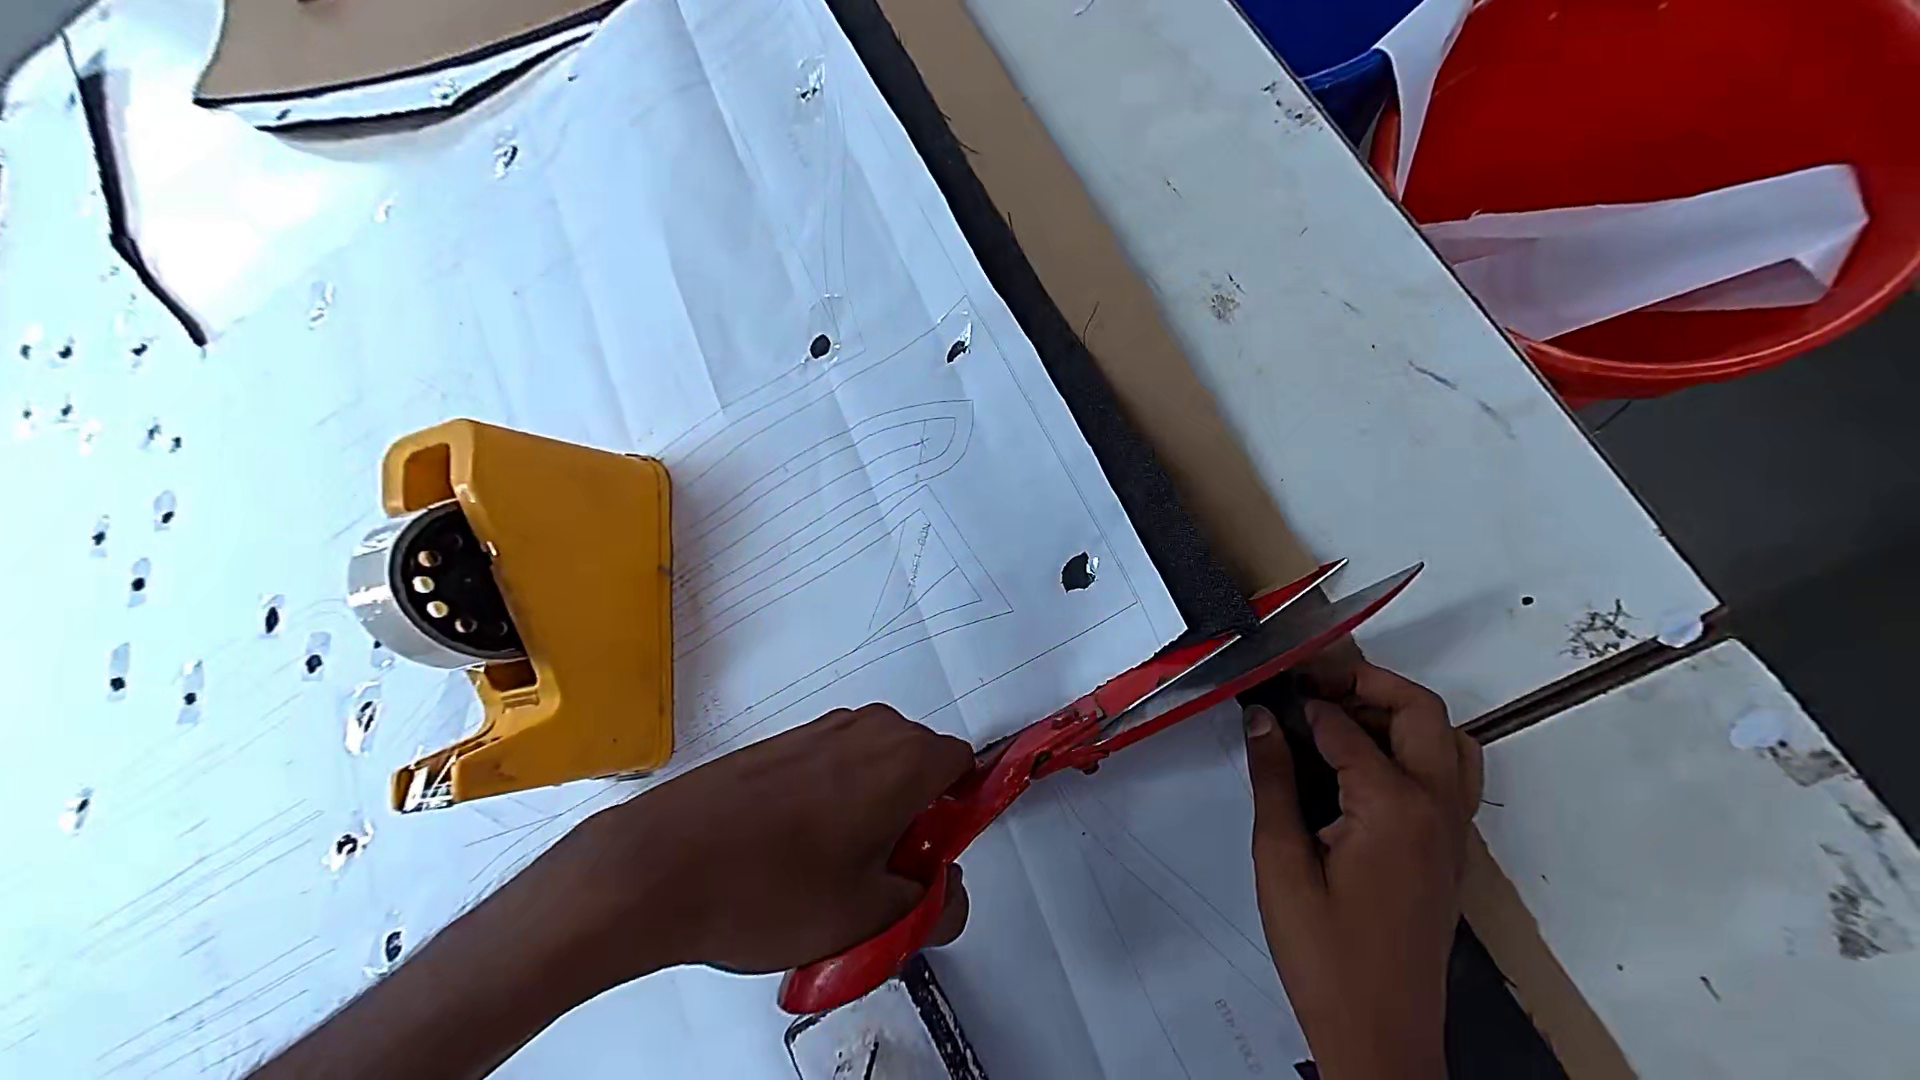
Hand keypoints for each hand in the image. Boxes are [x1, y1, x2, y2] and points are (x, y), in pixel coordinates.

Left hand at [542, 703, 975, 983]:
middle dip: (917, 816)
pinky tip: (794, 850)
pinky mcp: (784, 740)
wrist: (659, 863)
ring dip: (874, 810)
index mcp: (904, 759)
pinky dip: (836, 798)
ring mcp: (822, 728)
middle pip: (921, 766)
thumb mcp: (868, 919)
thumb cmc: (770, 887)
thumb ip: (934, 908)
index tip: (934, 856)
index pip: (965, 766)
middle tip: (886, 875)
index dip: (960, 813)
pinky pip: (836, 763)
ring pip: (876, 766)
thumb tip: (950, 898)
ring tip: (834, 871)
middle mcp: (869, 728)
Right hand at [1242, 664, 1482, 1079]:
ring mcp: (1453, 830)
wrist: (1378, 1033)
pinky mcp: (1450, 850)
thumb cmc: (1321, 949)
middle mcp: (1437, 807)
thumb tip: (1262, 717)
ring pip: (1448, 738)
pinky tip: (1363, 765)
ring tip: (1339, 716)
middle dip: (1365, 682)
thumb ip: (1273, 780)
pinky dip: (1414, 745)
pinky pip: (1449, 772)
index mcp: (1393, 806)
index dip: (1301, 704)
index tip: (1267, 694)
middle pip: (1420, 711)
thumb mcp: (1280, 860)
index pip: (1345, 728)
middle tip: (1310, 686)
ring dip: (1397, 711)